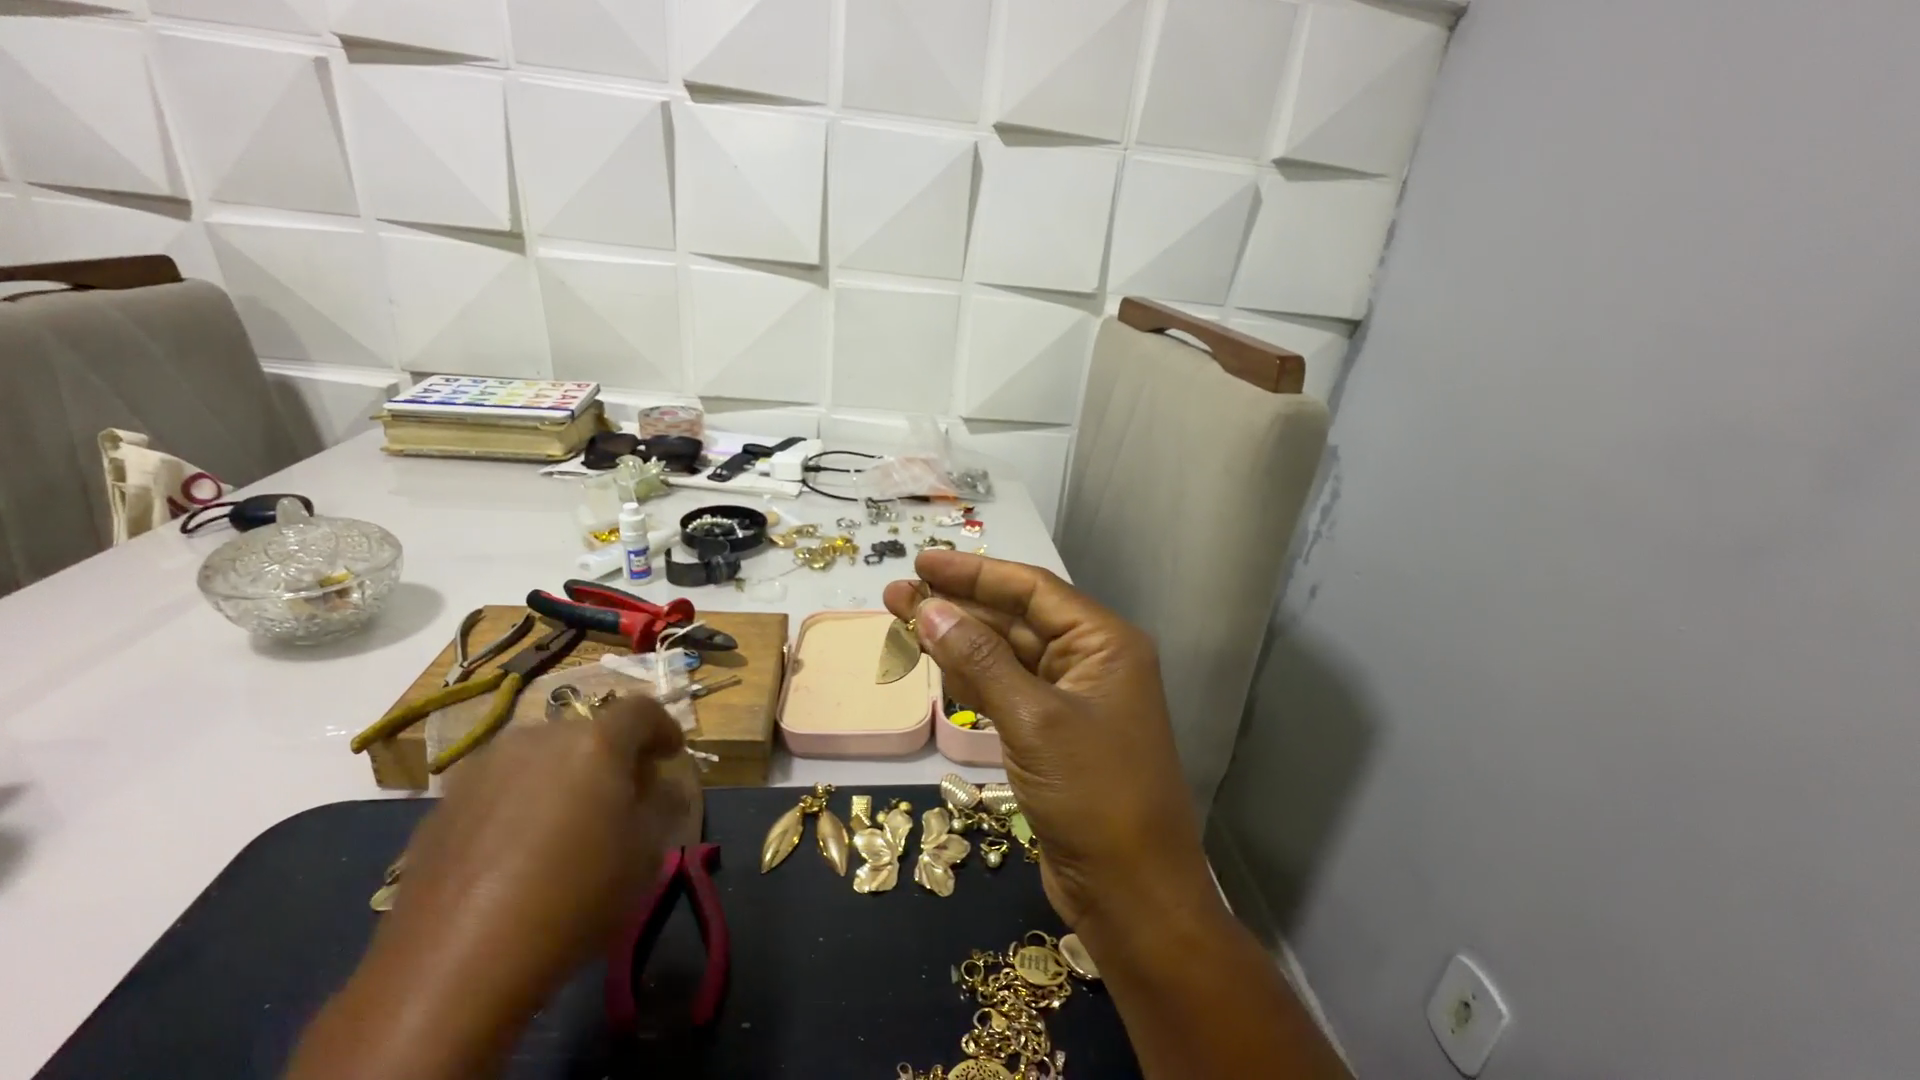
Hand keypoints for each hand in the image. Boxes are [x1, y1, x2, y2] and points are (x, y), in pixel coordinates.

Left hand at [287, 695, 691, 1079]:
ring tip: (566, 829)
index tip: (671, 756)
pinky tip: (517, 857)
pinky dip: (519, 807)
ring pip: (538, 760)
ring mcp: (482, 769)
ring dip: (561, 780)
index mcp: (595, 743)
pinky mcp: (442, 805)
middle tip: (621, 800)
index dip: (663, 728)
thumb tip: (658, 786)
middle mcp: (536, 739)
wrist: (454, 961)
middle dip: (610, 759)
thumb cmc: (574, 899)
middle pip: (586, 733)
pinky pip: (499, 790)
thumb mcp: (646, 857)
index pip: (641, 711)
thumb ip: (660, 807)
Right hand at [884, 552, 1212, 932]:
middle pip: (1016, 619)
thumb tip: (929, 608)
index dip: (974, 572)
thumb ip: (980, 659)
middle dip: (957, 606)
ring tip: (902, 623)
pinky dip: (972, 679)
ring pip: (1007, 656)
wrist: (1132, 891)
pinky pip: (1008, 693)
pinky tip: (937, 665)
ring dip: (958, 640)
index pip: (1032, 589)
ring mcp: (1073, 702)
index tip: (921, 562)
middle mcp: (1092, 663)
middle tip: (895, 596)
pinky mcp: (1054, 738)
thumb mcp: (1034, 719)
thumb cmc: (1094, 794)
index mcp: (1104, 643)